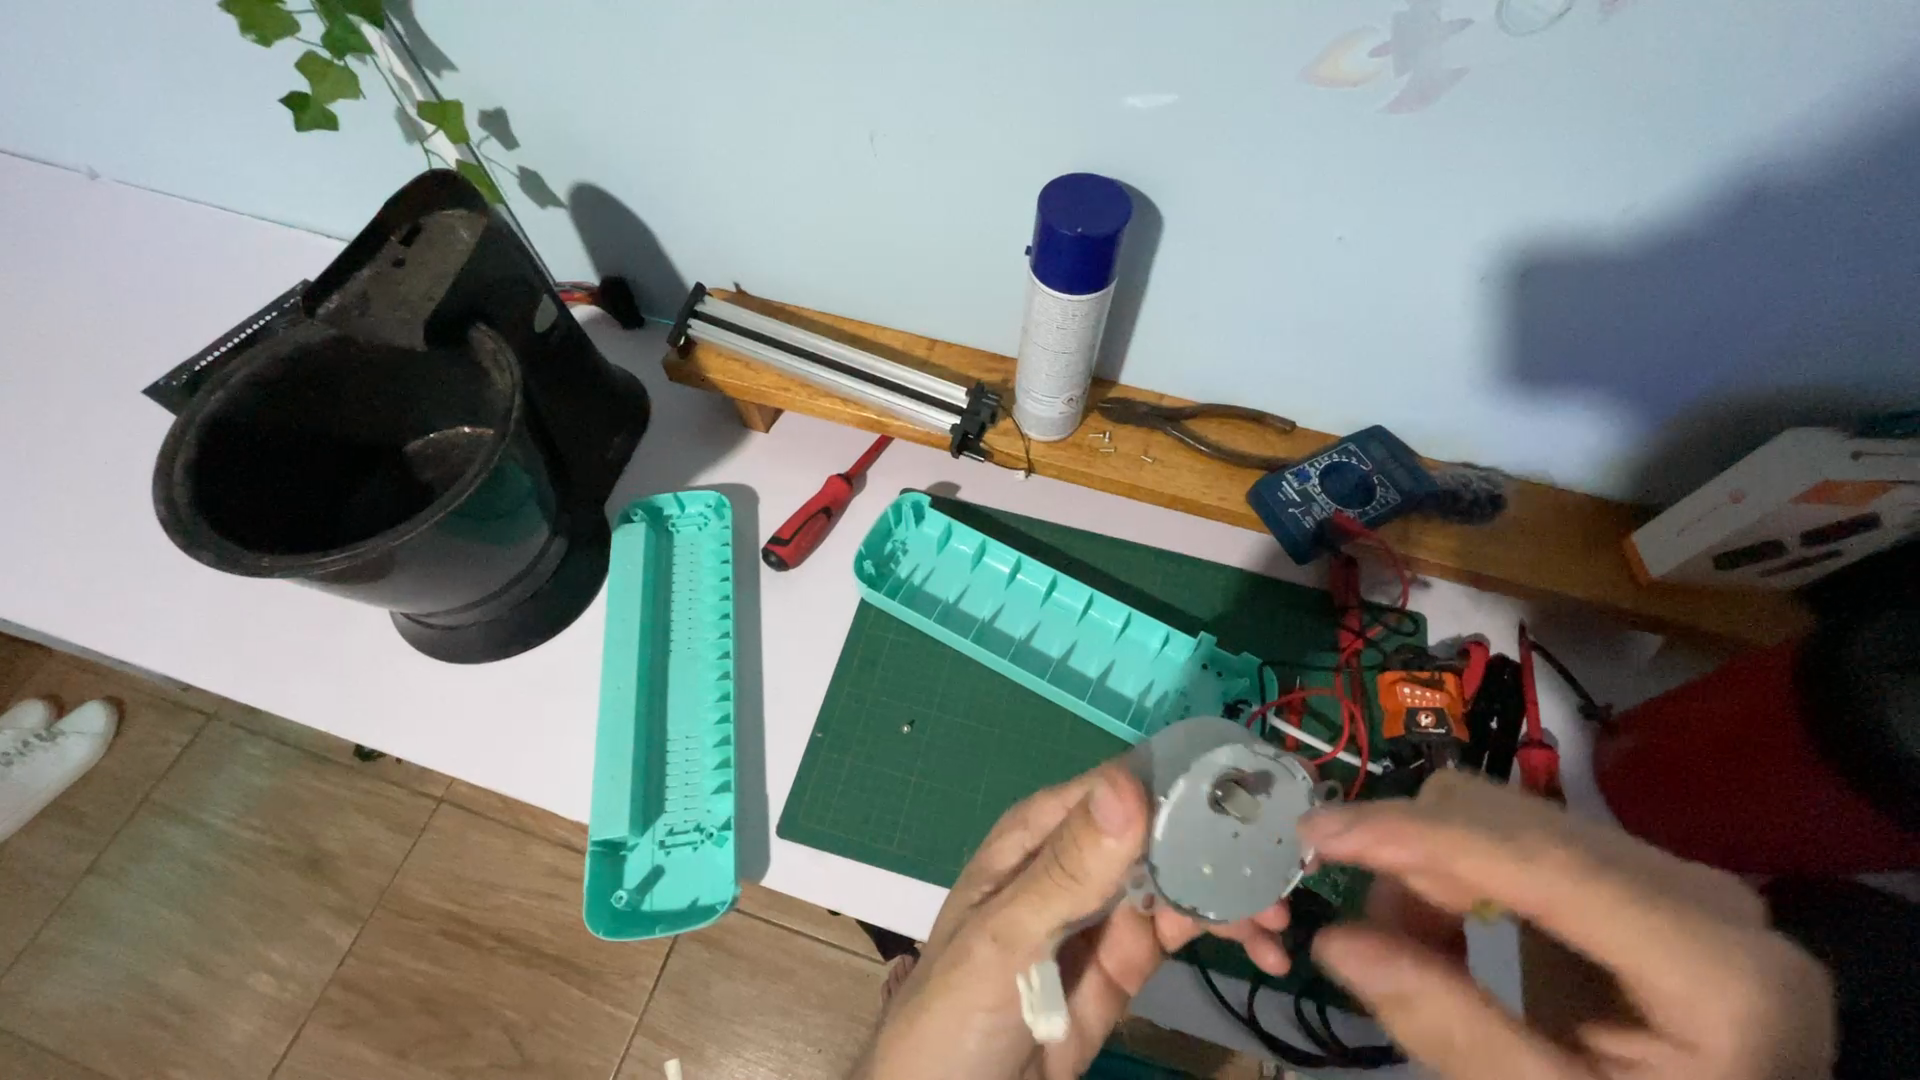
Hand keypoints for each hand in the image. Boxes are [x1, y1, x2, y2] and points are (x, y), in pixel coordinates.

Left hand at [857, 762, 1292, 1079]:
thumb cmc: (958, 1008)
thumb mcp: (1009, 937)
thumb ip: (1067, 870)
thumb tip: (1127, 786)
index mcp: (1041, 832)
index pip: (1120, 789)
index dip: (1183, 788)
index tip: (1250, 799)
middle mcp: (1078, 858)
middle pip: (1159, 832)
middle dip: (1220, 847)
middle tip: (1282, 871)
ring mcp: (1103, 909)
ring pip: (1178, 880)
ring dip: (1230, 893)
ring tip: (1278, 922)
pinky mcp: (1125, 959)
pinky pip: (1180, 930)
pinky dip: (1223, 933)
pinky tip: (1261, 949)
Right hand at [1299, 770, 1835, 1079]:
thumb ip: (1452, 1030)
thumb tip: (1331, 942)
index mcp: (1712, 968)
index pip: (1536, 861)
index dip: (1415, 837)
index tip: (1313, 833)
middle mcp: (1696, 895)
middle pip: (1507, 819)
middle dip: (1412, 860)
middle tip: (1371, 936)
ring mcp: (1664, 878)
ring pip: (1495, 816)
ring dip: (1425, 867)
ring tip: (1412, 947)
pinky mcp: (1629, 878)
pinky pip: (1507, 837)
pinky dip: (1452, 874)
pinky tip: (1448, 933)